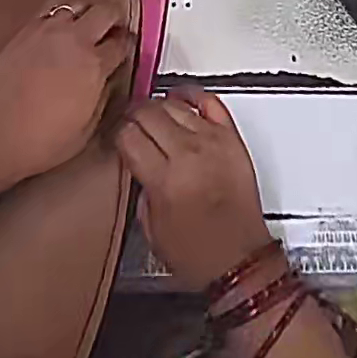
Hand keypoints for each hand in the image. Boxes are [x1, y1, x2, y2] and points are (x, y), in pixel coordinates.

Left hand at [0, 1, 133, 201]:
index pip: (122, 42)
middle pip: (106, 10)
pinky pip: (54, 10)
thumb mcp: (85, 130)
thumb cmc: (39, 141)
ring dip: (91, 5)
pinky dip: (65, 11)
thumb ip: (102, 97)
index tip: (127, 47)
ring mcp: (48, 30)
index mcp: (93, 66)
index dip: (128, 44)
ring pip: (79, 0)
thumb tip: (108, 80)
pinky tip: (64, 25)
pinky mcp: (27, 30)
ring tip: (93, 15)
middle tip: (116, 23)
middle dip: (116, 14)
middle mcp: (74, 40)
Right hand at [115, 86, 272, 288]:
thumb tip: (135, 157)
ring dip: (157, 106)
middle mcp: (188, 155)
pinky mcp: (231, 138)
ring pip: (174, 104)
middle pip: (149, 113)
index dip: (117, 132)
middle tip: (129, 122)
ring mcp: (212, 142)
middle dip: (133, 115)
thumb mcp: (152, 230)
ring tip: (151, 114)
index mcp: (164, 180)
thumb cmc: (200, 254)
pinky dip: (192, 94)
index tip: (116, 135)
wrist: (241, 263)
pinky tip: (180, 97)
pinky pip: (209, 101)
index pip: (128, 134)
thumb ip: (140, 188)